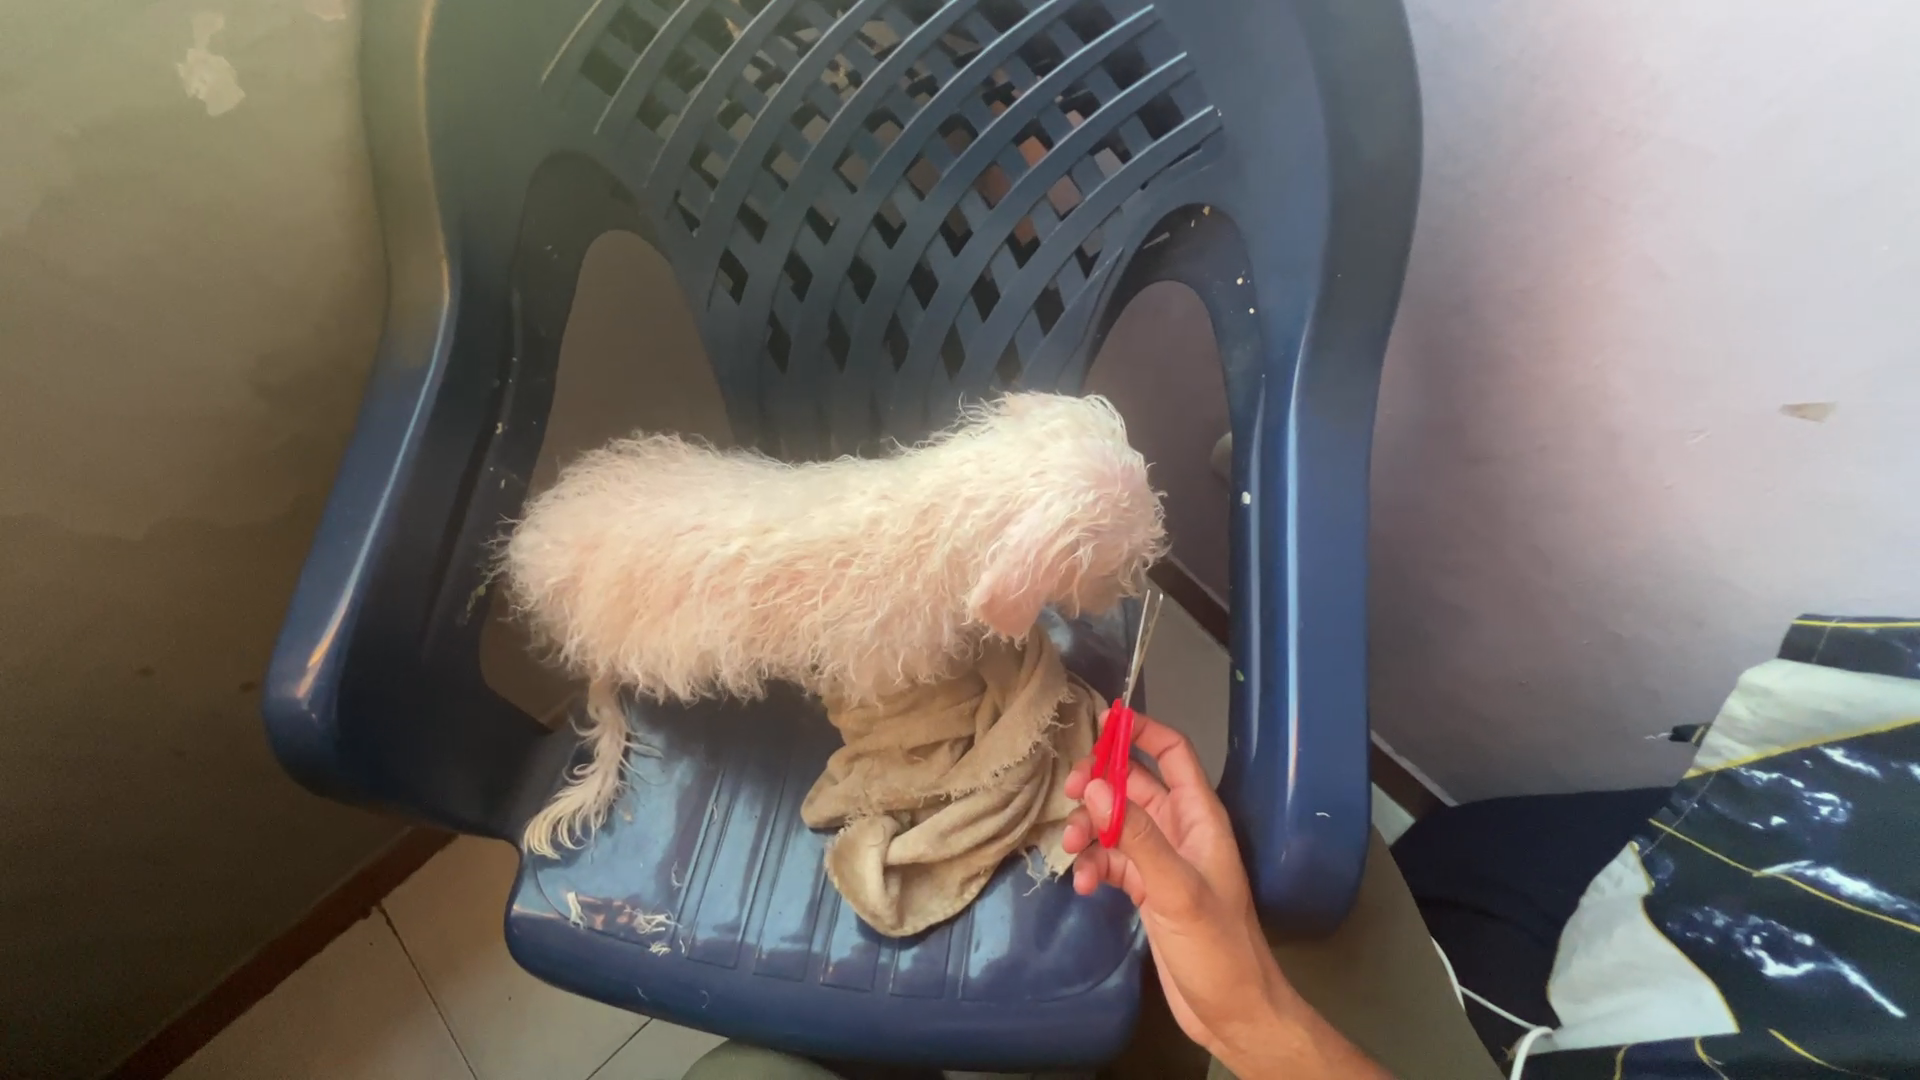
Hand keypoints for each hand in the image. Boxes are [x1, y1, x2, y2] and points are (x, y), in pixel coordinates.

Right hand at [1062, 714, 1386, 1078]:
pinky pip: (1110, 859)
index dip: (1141, 731)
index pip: (1172, 752)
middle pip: (1131, 783)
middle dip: (1098, 783)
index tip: (1103, 722)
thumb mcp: (1176, 887)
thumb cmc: (1218, 947)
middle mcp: (1178, 828)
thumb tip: (1094, 785)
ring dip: (1089, 830)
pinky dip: (1094, 866)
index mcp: (1198, 816)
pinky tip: (1086, 887)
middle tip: (1069, 791)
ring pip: (1114, 821)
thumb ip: (1135, 834)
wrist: (1233, 1016)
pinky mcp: (1145, 886)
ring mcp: (1160, 857)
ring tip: (1073, 851)